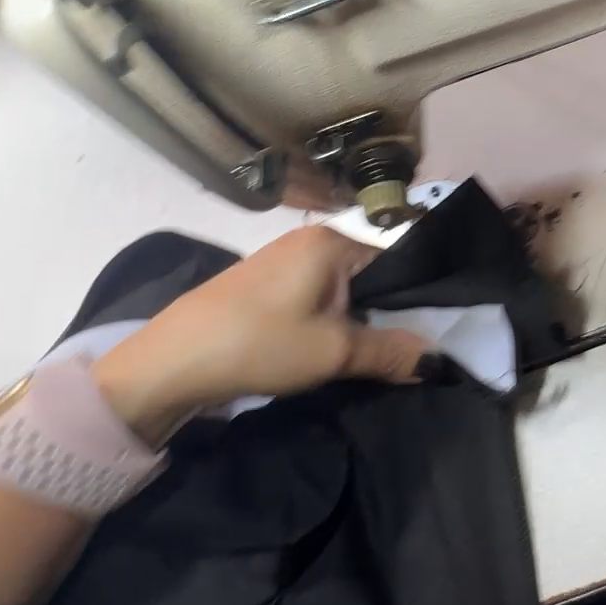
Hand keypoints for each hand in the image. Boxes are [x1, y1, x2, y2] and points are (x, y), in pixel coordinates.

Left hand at [92, 227, 429, 442]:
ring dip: (355, 320)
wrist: (167, 365)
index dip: (416, 298)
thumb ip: (392, 352)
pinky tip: (327, 350)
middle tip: (403, 351)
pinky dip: (328, 321)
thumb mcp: (335, 352)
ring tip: (368, 354)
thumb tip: (439, 361)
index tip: (431, 332)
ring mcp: (282, 260)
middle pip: (370, 275)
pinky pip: (315, 296)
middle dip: (386, 312)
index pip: (397, 260)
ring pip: (342, 289)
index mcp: (333, 241)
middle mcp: (310, 239)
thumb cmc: (260, 344)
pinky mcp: (262, 284)